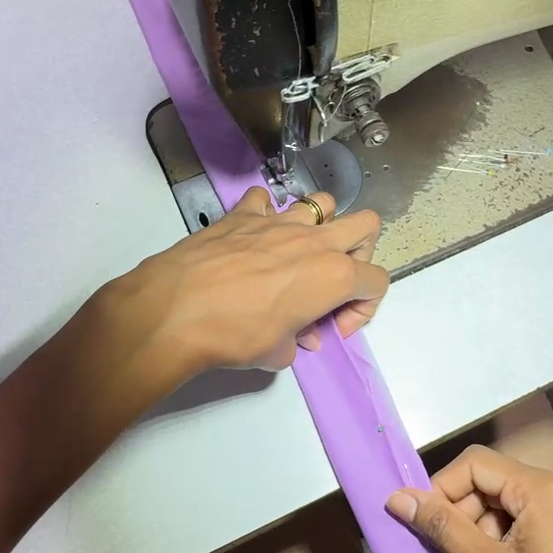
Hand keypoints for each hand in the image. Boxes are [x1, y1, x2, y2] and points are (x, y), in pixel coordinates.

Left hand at [103, 187, 386, 373]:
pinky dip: (266, 214)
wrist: (176, 310)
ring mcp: (279, 221)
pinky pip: (266, 199)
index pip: (376, 282)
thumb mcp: (278, 353)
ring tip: (300, 252)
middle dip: (359, 252)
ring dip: (320, 224)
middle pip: (366, 225)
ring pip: (323, 202)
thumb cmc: (236, 335)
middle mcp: (316, 241)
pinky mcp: (243, 213)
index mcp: (335, 276)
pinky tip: (255, 236)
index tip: (334, 327)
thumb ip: (298, 341)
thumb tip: (299, 336)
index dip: (363, 309)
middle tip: (333, 279)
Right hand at [385, 444, 552, 552]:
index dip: (440, 490)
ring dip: (486, 528)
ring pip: (515, 501)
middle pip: (496, 481)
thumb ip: (445, 530)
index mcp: (546, 489)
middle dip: (463, 513)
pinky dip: (512, 537)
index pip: (475, 464)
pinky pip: (538, 518)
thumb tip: (398, 498)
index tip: (422, 526)